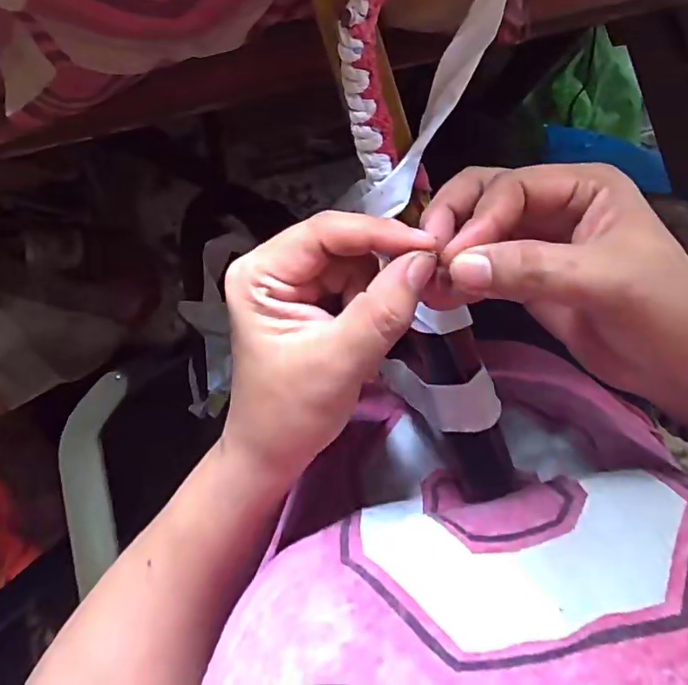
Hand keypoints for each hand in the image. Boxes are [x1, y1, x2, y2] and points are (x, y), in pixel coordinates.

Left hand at [221, 211, 436, 483]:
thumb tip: (423, 262)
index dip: (377, 233)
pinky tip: (369, 333)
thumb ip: (383, 310)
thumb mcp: (340, 361)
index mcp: (260, 272)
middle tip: (418, 287)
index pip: (324, 231)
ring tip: (374, 335)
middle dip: (379, 268)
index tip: (426, 245)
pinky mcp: (310, 297)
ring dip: (377, 290)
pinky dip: (373, 302)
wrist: (272, 455)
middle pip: (342, 244)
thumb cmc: (290, 414)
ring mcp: (292, 280)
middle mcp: (273, 265)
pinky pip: (355, 282)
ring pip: (354, 262)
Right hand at [422, 164, 687, 430]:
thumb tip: (456, 265)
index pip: (511, 186)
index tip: (451, 256)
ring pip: (479, 233)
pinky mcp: (530, 279)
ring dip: (452, 252)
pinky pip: (486, 269)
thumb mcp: (606, 283)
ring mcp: (541, 242)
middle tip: (427, 255)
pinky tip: (443, 296)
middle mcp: (557, 204)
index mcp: (583, 186)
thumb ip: (531, 269)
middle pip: (486, 197)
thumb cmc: (669, 315)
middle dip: (454, 221)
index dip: (478, 216)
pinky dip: (462, 279)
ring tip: (427, 282)